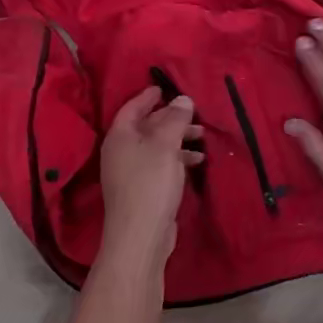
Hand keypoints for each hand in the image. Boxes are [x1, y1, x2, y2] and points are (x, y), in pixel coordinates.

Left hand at [98, 86, 203, 272]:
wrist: (140, 235)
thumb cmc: (150, 183)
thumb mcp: (165, 145)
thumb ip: (175, 120)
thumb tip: (183, 99)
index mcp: (120, 136)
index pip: (132, 108)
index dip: (147, 96)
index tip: (163, 88)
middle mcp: (121, 151)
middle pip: (146, 126)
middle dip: (170, 119)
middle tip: (194, 114)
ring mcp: (131, 172)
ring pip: (156, 146)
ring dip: (178, 139)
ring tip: (202, 137)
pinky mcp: (143, 190)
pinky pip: (161, 164)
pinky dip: (177, 158)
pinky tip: (197, 161)